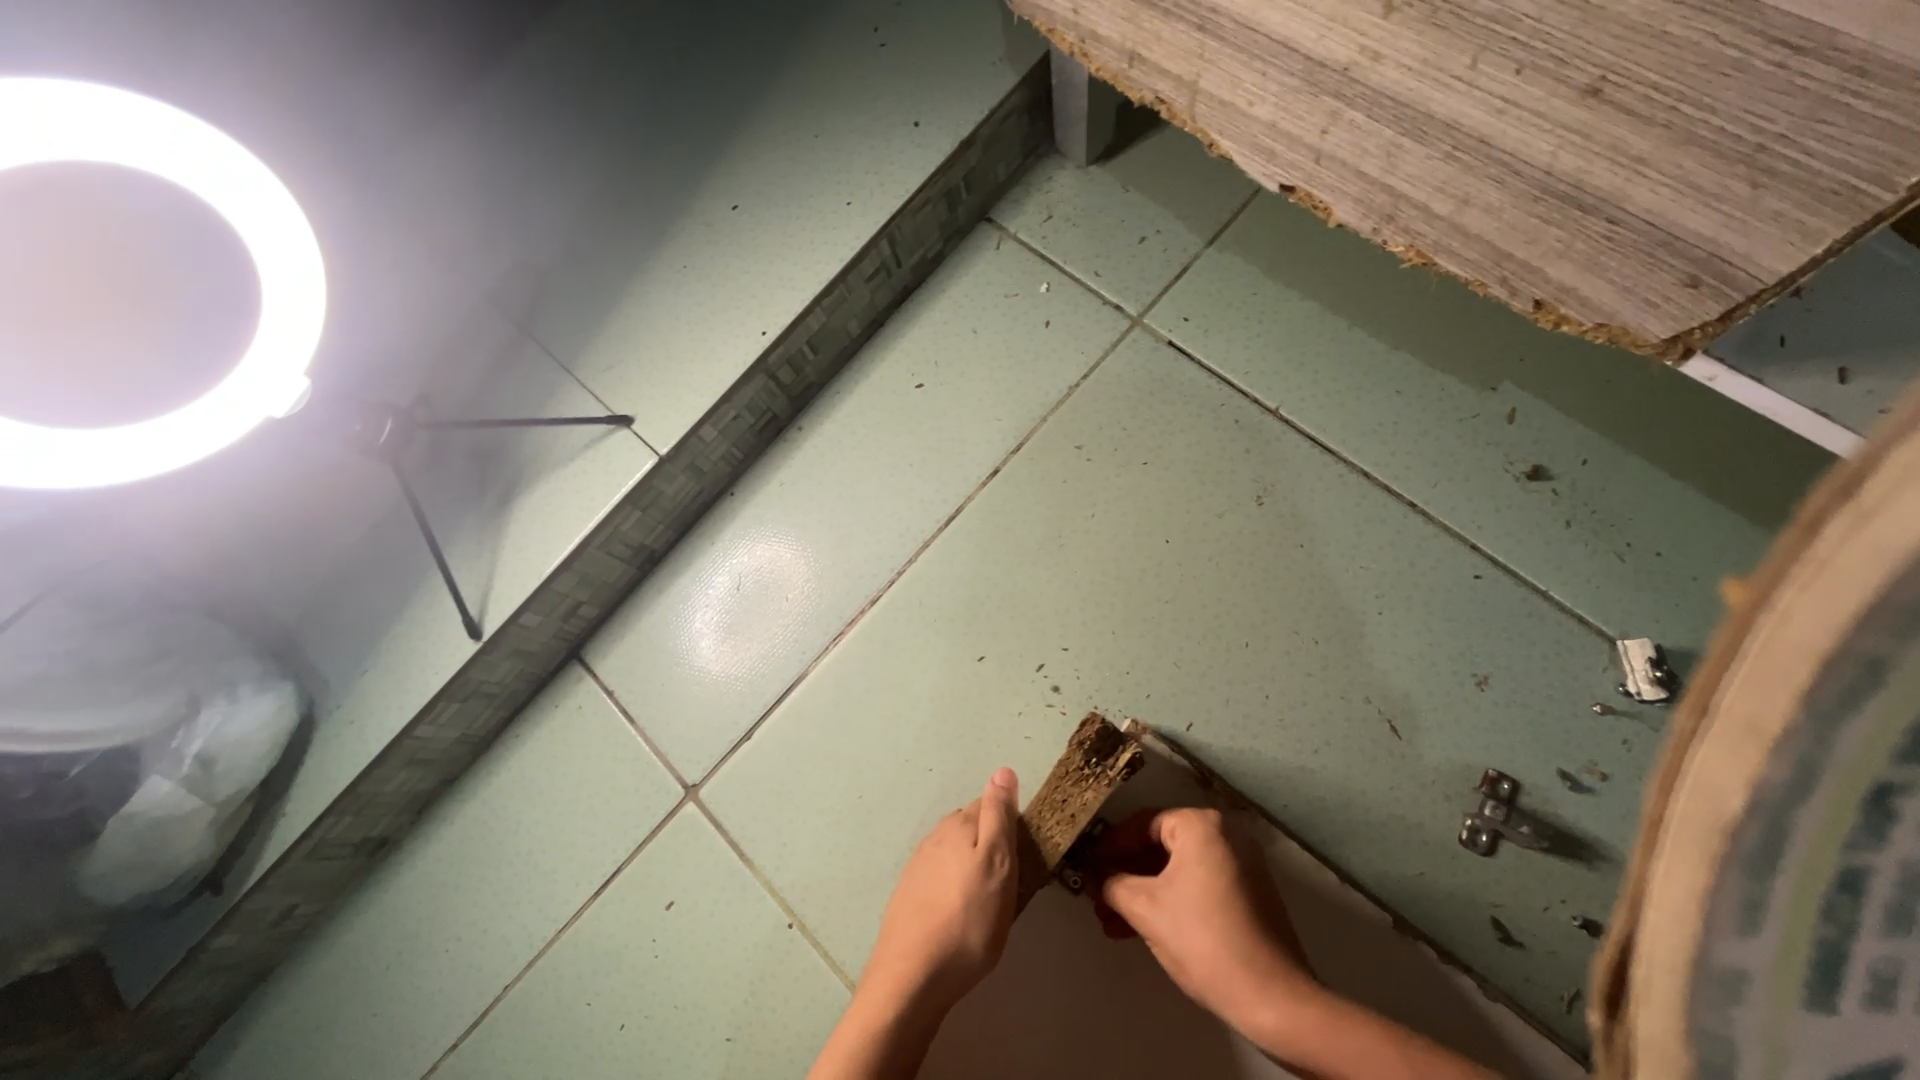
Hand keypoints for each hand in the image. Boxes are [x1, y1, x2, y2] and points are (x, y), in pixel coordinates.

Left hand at [860, 767, 1020, 1011]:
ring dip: (972, 861)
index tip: (1027, 846)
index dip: (1010, 820)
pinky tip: (962, 908)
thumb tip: (1003, 770)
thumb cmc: (968, 921)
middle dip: (991, 839)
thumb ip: (999, 817)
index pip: (989, 803)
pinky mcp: (910, 892)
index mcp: (959, 826)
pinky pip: (941, 874)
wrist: (913, 974)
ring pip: (955, 850)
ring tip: (989, 895)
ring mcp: (919, 865)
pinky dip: (956, 882)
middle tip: (1013, 874)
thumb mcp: (998, 865)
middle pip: (970, 826)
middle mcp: (935, 837)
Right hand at [1092, 806, 1318, 1036]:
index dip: (1109, 846)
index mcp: (1202, 826)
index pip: (1142, 824)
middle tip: (1097, 898)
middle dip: (1124, 875)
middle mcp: (1226, 835)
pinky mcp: (1249, 896)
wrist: (1272, 998)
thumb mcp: (1145, 908)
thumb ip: (1111, 884)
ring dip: (1142, 893)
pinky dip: (1170, 902)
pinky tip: (1142, 929)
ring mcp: (1241, 866)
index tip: (1086, 868)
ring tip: (1112, 923)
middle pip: (1160, 846)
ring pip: (1177, 871)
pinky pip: (1197, 886)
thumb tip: (1094, 876)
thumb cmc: (1203, 940)